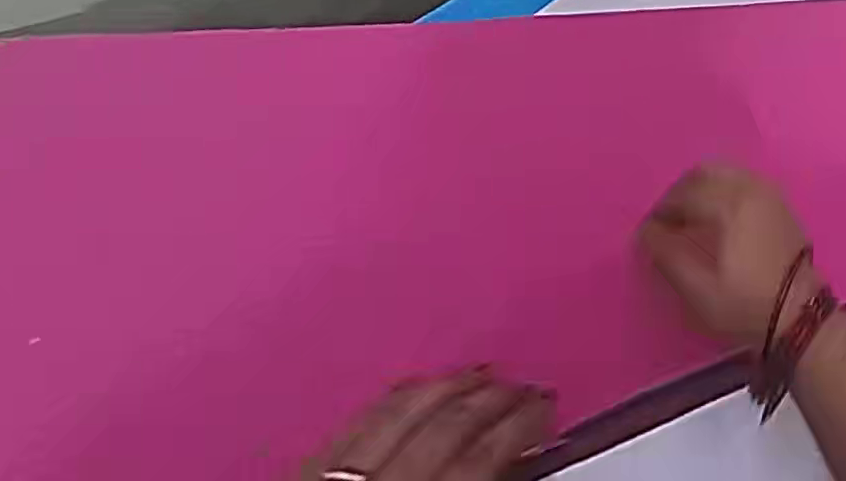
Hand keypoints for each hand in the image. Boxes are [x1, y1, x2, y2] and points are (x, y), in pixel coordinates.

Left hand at [303, 367, 551, 480]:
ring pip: (405, 407)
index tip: (547, 405)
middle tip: (526, 386)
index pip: (484, 454)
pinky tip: (426, 387)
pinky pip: (359, 419)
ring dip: (454, 384)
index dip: (523, 422)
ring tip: (485, 375)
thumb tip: (515, 461)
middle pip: (451, 422)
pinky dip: (401, 396)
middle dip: (498, 396)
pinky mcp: (298, 476)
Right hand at [640, 163, 817, 348]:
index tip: (649, 231)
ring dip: (701, 187)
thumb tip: (647, 231)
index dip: (662, 209)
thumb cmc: (747, 303)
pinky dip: (721, 188)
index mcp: (731, 205)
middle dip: (680, 192)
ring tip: (689, 219)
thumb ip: (669, 257)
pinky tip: (716, 217)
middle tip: (667, 221)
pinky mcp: (778, 198)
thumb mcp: (700, 291)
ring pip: (724, 172)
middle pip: (704, 172)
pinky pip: (741, 179)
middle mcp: (750, 187)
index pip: (685, 193)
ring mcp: (767, 189)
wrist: (800, 310)